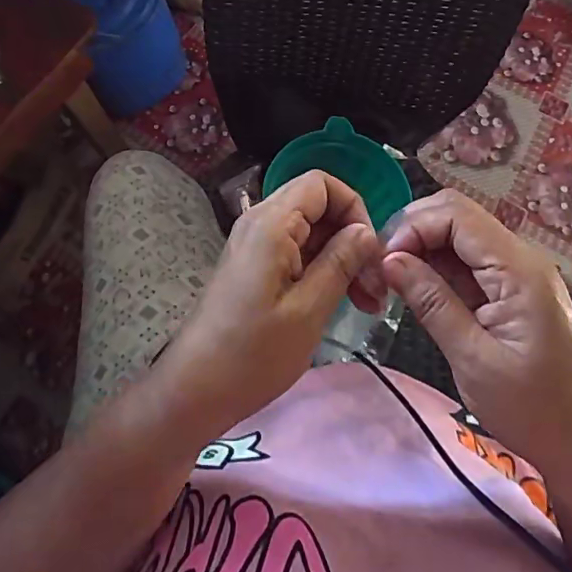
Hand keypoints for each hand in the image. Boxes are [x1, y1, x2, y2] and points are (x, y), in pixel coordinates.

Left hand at [150, 170, 385, 436]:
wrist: (196, 388)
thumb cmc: (253, 353)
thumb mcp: (308, 310)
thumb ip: (340, 263)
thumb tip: (367, 231)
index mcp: (271, 223)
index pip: (321, 183)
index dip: (354, 209)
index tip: (370, 252)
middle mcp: (260, 222)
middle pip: (318, 205)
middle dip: (353, 237)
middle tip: (375, 287)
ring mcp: (256, 244)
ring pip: (312, 230)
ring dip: (342, 257)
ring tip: (366, 303)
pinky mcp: (256, 265)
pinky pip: (298, 250)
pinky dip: (324, 268)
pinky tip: (342, 302)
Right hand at [380, 190, 571, 463]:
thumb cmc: (530, 409)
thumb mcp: (472, 359)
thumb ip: (431, 302)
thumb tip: (388, 259)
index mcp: (519, 270)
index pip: (456, 214)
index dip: (413, 227)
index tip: (384, 263)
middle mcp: (520, 257)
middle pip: (455, 213)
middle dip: (412, 231)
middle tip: (383, 269)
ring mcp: (516, 269)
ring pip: (456, 231)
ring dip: (420, 246)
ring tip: (391, 279)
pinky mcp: (509, 284)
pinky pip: (465, 256)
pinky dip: (434, 263)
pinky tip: (416, 288)